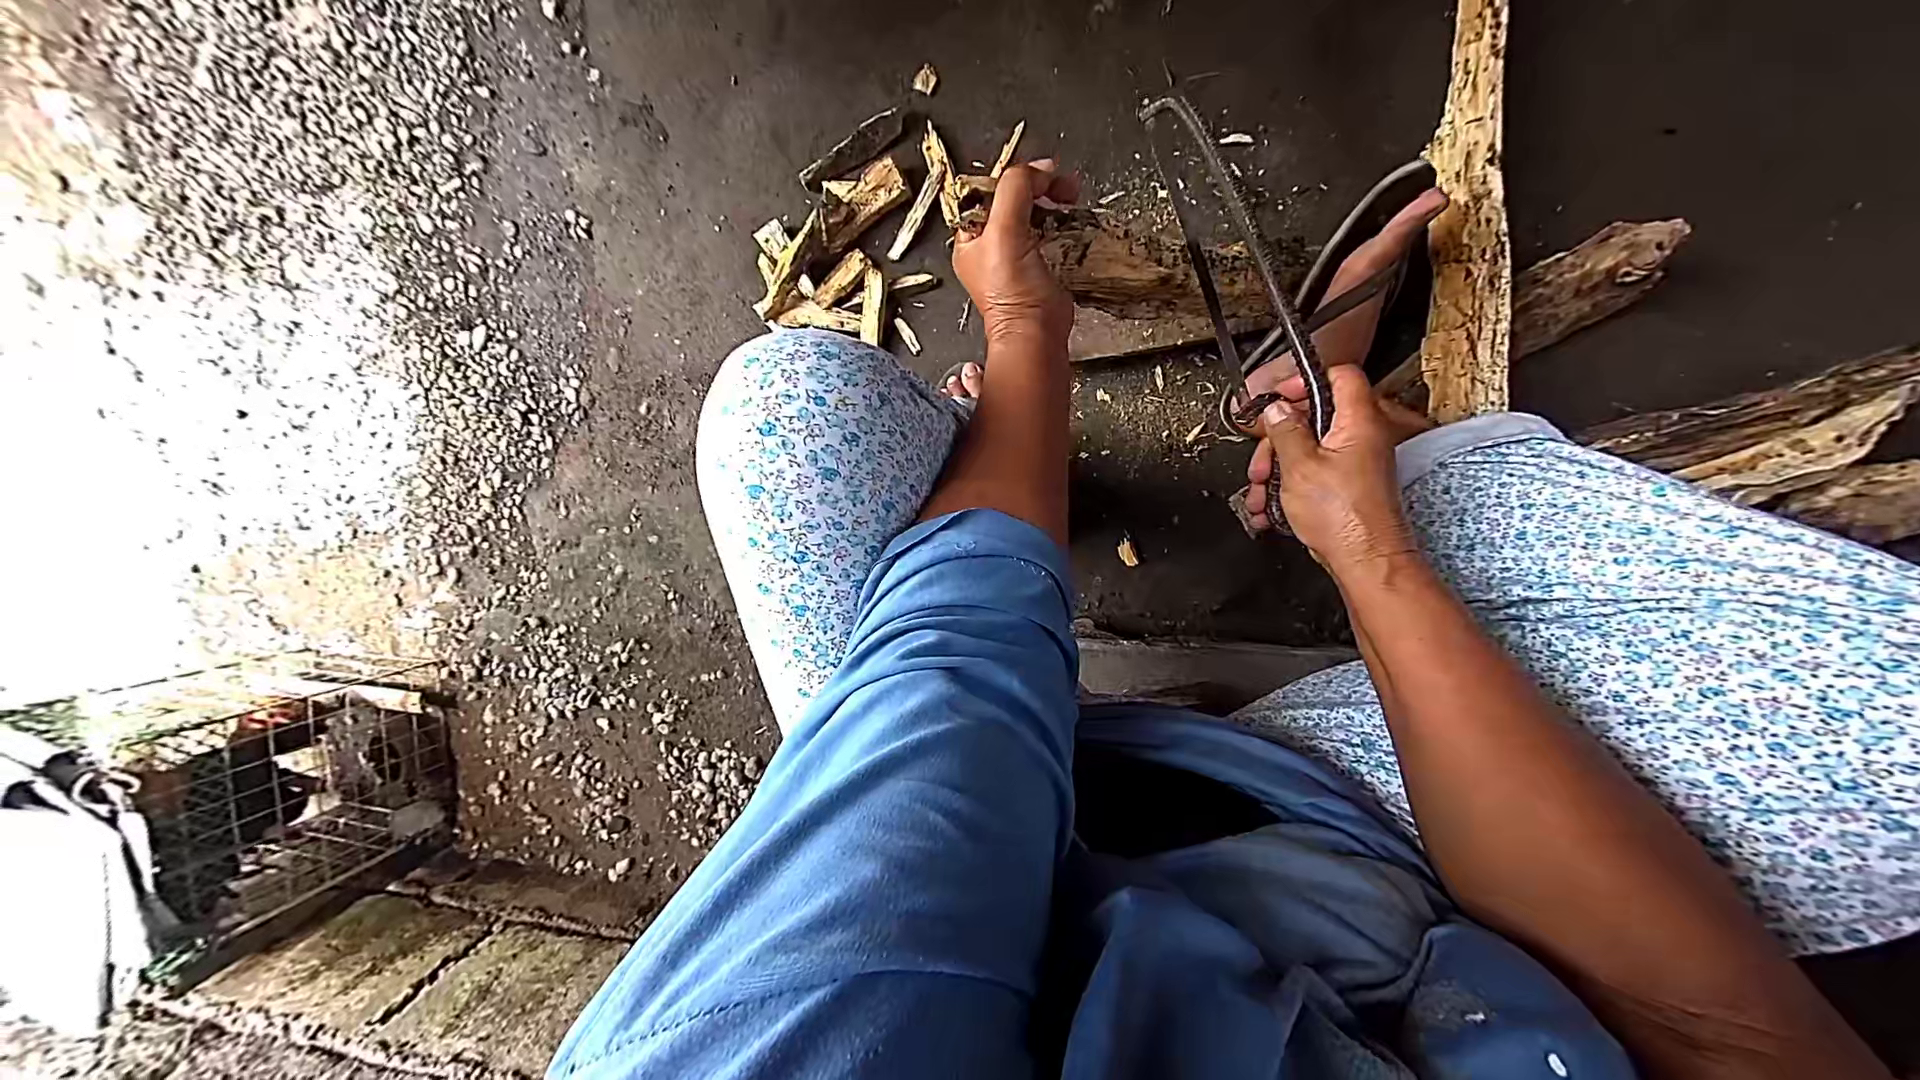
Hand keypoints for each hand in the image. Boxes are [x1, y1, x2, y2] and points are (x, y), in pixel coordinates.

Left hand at [952, 159, 1079, 347]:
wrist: (1036, 331)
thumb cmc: (1012, 295)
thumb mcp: (1004, 230)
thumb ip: (1015, 189)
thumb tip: (1037, 170)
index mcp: (970, 237)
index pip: (988, 189)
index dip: (1013, 176)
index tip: (1037, 172)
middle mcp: (988, 245)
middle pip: (1011, 197)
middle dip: (1037, 184)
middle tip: (1059, 184)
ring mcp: (1013, 254)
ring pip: (1031, 210)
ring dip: (1051, 198)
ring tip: (1069, 195)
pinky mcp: (1037, 263)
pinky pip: (1047, 228)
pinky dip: (1059, 217)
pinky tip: (1069, 215)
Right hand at [1247, 364, 1419, 577]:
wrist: (1364, 559)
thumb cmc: (1344, 517)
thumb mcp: (1299, 465)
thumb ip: (1284, 430)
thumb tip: (1276, 409)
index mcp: (1357, 422)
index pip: (1339, 376)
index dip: (1305, 381)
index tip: (1278, 397)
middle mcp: (1361, 438)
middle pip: (1311, 419)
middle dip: (1276, 440)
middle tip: (1262, 459)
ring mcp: (1353, 462)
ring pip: (1305, 450)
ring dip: (1274, 470)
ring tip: (1260, 491)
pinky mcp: (1344, 486)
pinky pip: (1309, 474)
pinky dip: (1285, 487)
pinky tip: (1268, 506)